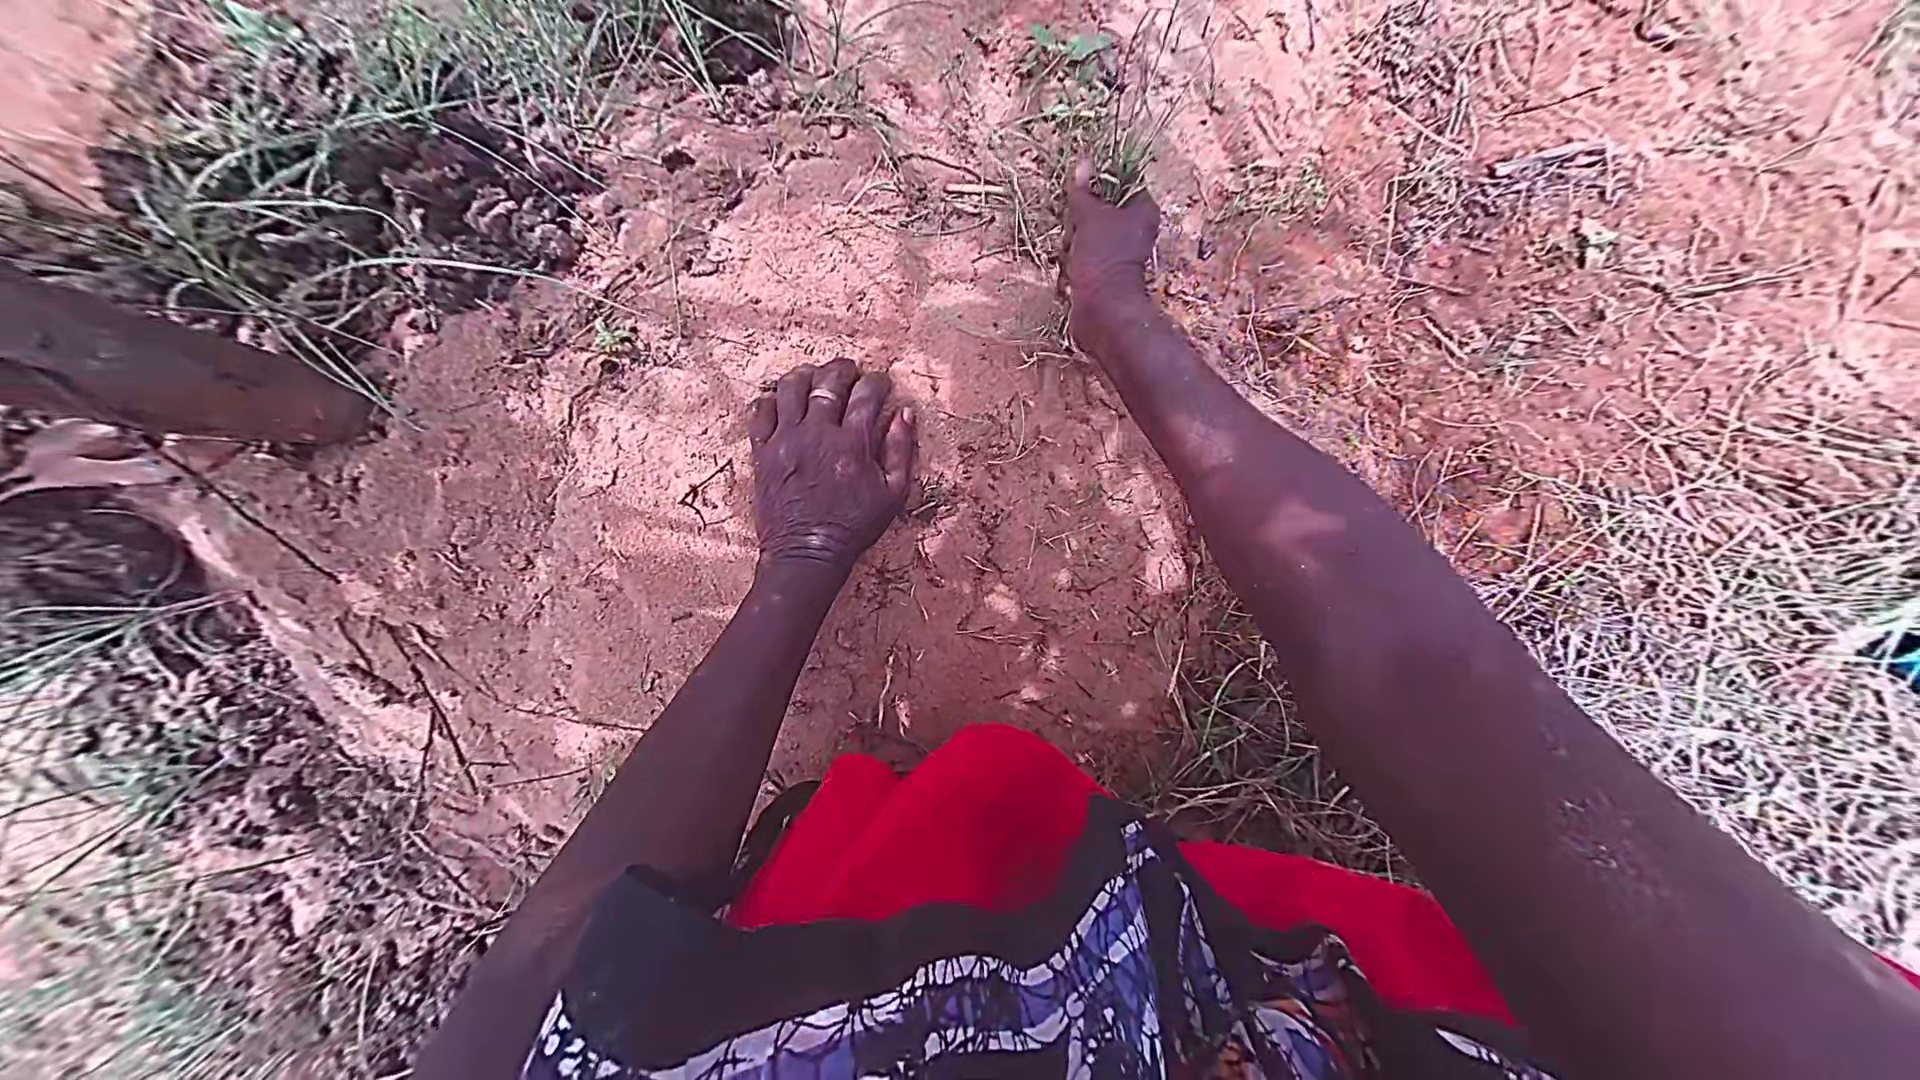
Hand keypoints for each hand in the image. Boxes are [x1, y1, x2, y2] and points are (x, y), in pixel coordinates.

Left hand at [746, 358, 915, 574]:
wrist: (806, 554)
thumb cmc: (853, 527)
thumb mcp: (893, 495)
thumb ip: (901, 450)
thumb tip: (905, 414)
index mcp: (853, 444)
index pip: (867, 394)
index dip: (877, 382)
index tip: (881, 383)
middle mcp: (818, 435)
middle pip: (828, 382)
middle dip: (843, 370)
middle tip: (850, 371)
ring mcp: (786, 441)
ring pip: (791, 388)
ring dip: (806, 375)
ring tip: (815, 377)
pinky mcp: (763, 453)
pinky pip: (760, 412)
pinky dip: (772, 400)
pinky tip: (783, 402)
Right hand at [1060, 159, 1159, 349]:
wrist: (1101, 313)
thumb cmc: (1102, 261)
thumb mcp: (1090, 217)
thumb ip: (1084, 191)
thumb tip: (1083, 162)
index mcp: (1142, 210)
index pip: (1115, 184)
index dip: (1094, 190)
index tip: (1081, 202)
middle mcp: (1134, 231)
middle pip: (1095, 211)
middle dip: (1077, 224)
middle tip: (1075, 236)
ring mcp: (1117, 255)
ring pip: (1083, 237)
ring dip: (1071, 246)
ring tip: (1072, 260)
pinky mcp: (1102, 275)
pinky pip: (1080, 260)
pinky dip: (1072, 267)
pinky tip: (1072, 276)